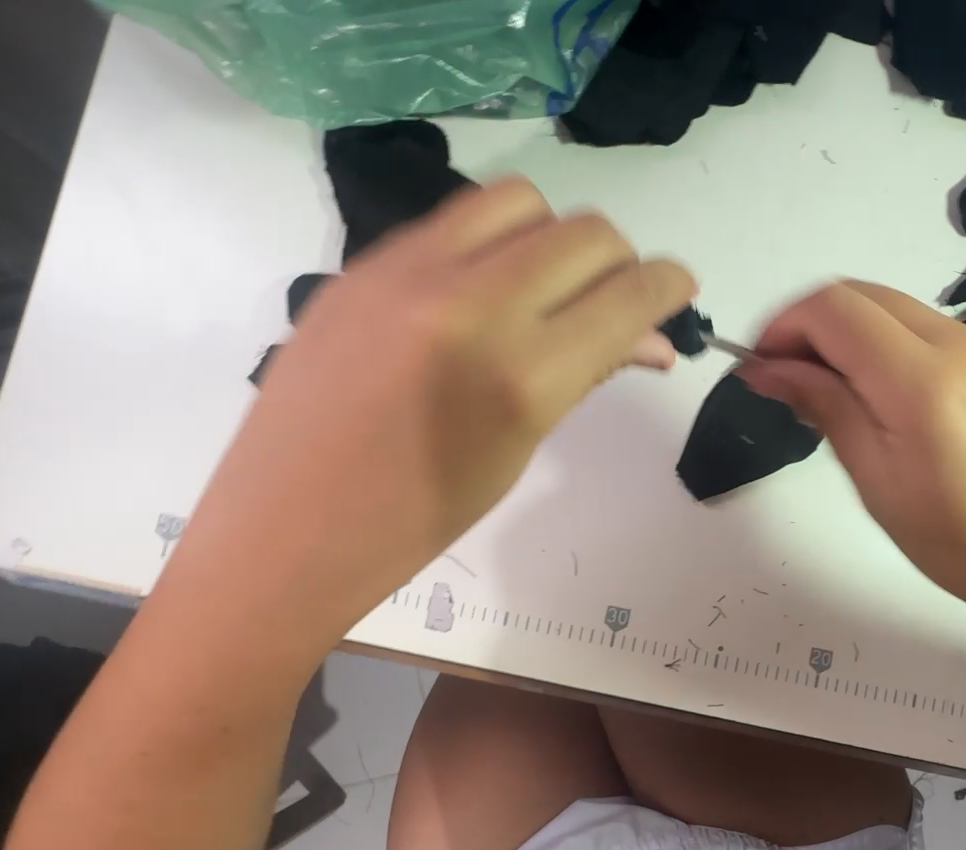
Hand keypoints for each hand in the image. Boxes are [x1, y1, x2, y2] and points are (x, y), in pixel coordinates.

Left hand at [162, 179, 696, 653]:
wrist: (286, 531)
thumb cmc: (416, 522)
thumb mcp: (516, 452)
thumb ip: (584, 377)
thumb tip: (650, 341)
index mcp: (522, 377)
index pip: (628, 296)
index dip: (669, 285)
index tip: (679, 288)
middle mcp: (472, 304)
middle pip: (586, 233)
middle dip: (621, 262)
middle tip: (615, 301)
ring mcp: (406, 274)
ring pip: (521, 202)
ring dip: (556, 236)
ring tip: (547, 286)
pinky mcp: (362, 265)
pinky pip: (454, 220)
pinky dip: (493, 241)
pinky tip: (481, 291)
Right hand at [737, 281, 965, 630]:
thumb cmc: (960, 543)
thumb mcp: (876, 482)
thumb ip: (824, 407)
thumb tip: (767, 369)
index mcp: (925, 380)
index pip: (834, 308)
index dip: (782, 327)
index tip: (757, 370)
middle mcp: (961, 343)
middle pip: (861, 295)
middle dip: (807, 326)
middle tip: (781, 382)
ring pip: (890, 310)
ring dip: (842, 336)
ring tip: (820, 396)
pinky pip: (920, 331)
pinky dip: (878, 346)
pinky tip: (868, 397)